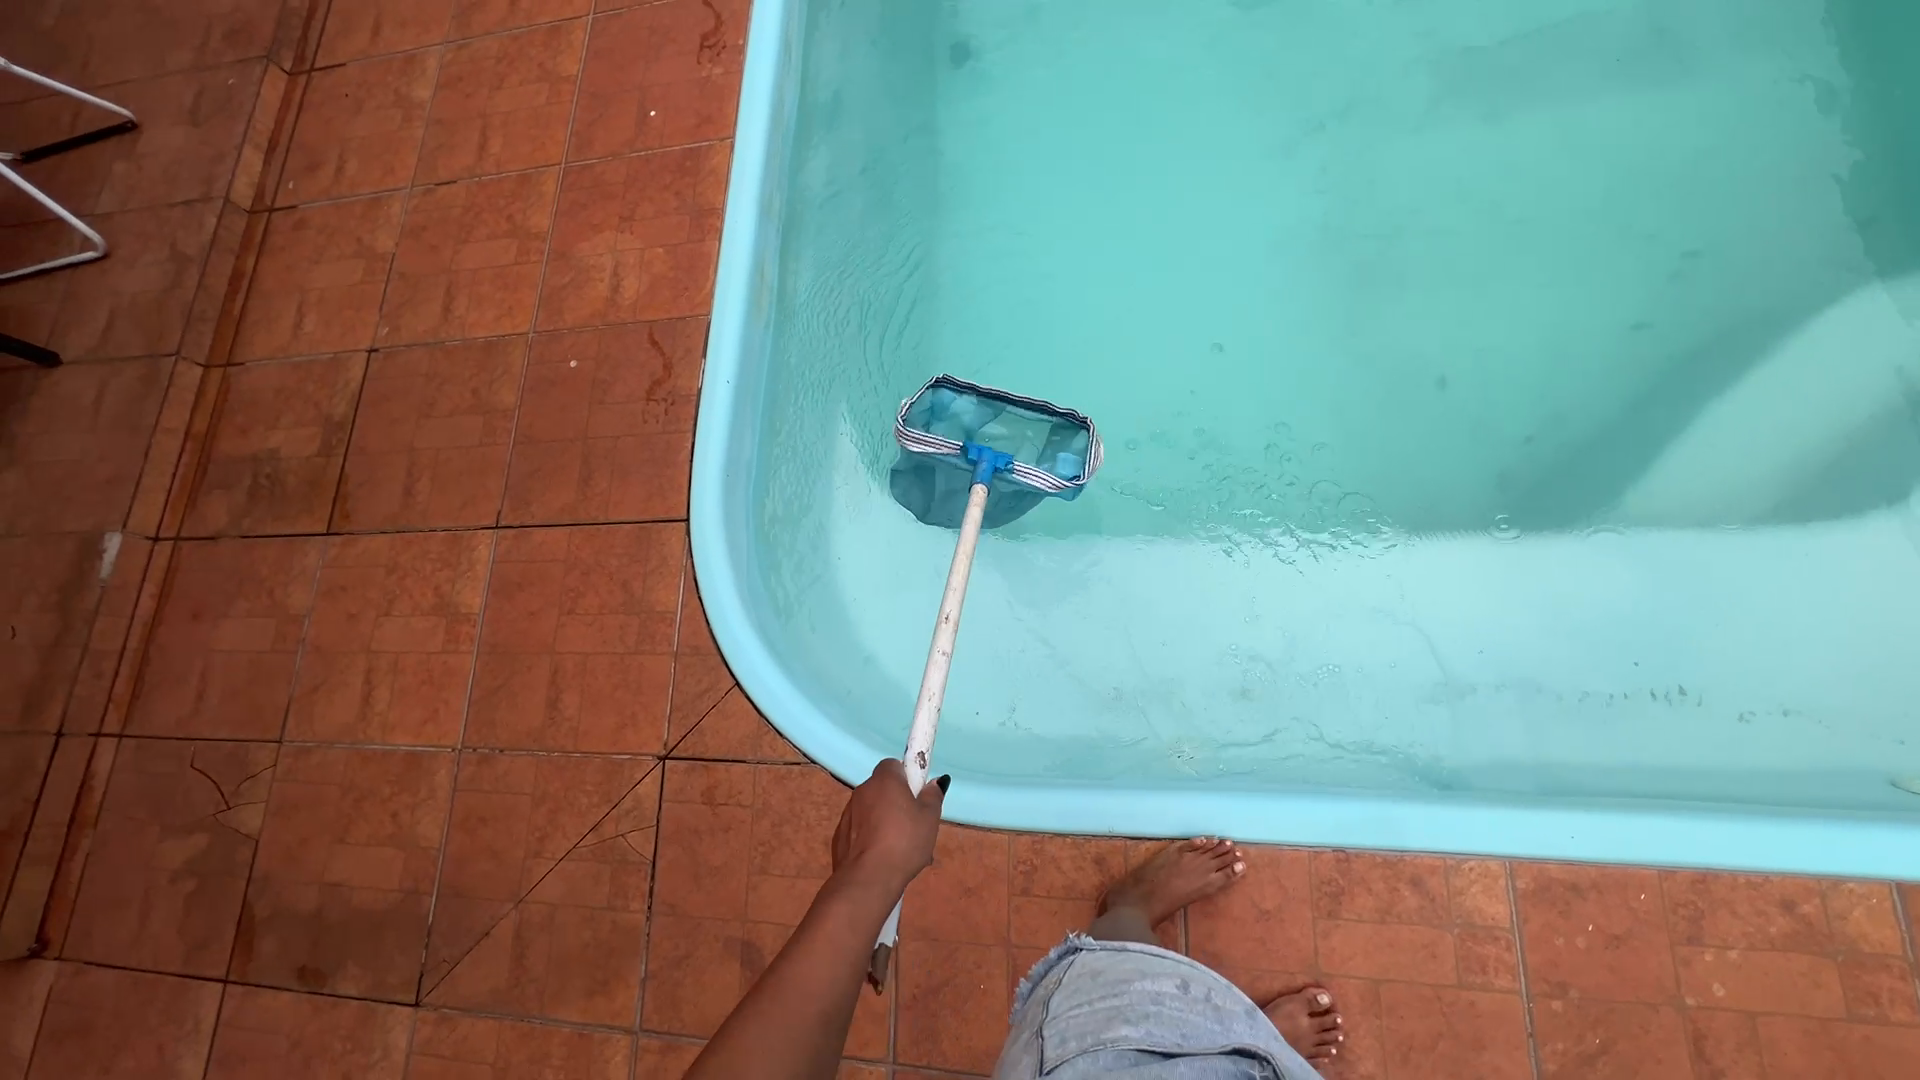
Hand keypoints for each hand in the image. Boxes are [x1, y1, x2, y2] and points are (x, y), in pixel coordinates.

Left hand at [831, 759, 946, 892]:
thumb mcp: (930, 818)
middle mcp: (862, 791)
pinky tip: (881, 858)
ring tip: (899, 848)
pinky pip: (859, 831)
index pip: (893, 765)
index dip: (907, 778)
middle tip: (913, 824)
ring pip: (870, 811)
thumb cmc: (904, 842)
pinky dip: (869, 839)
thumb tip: (934, 782)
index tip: (916, 796)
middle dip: (896, 802)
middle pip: (881, 789)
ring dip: (882, 821)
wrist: (869, 879)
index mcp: (884, 780)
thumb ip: (932, 796)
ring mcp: (847, 814)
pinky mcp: (839, 837)